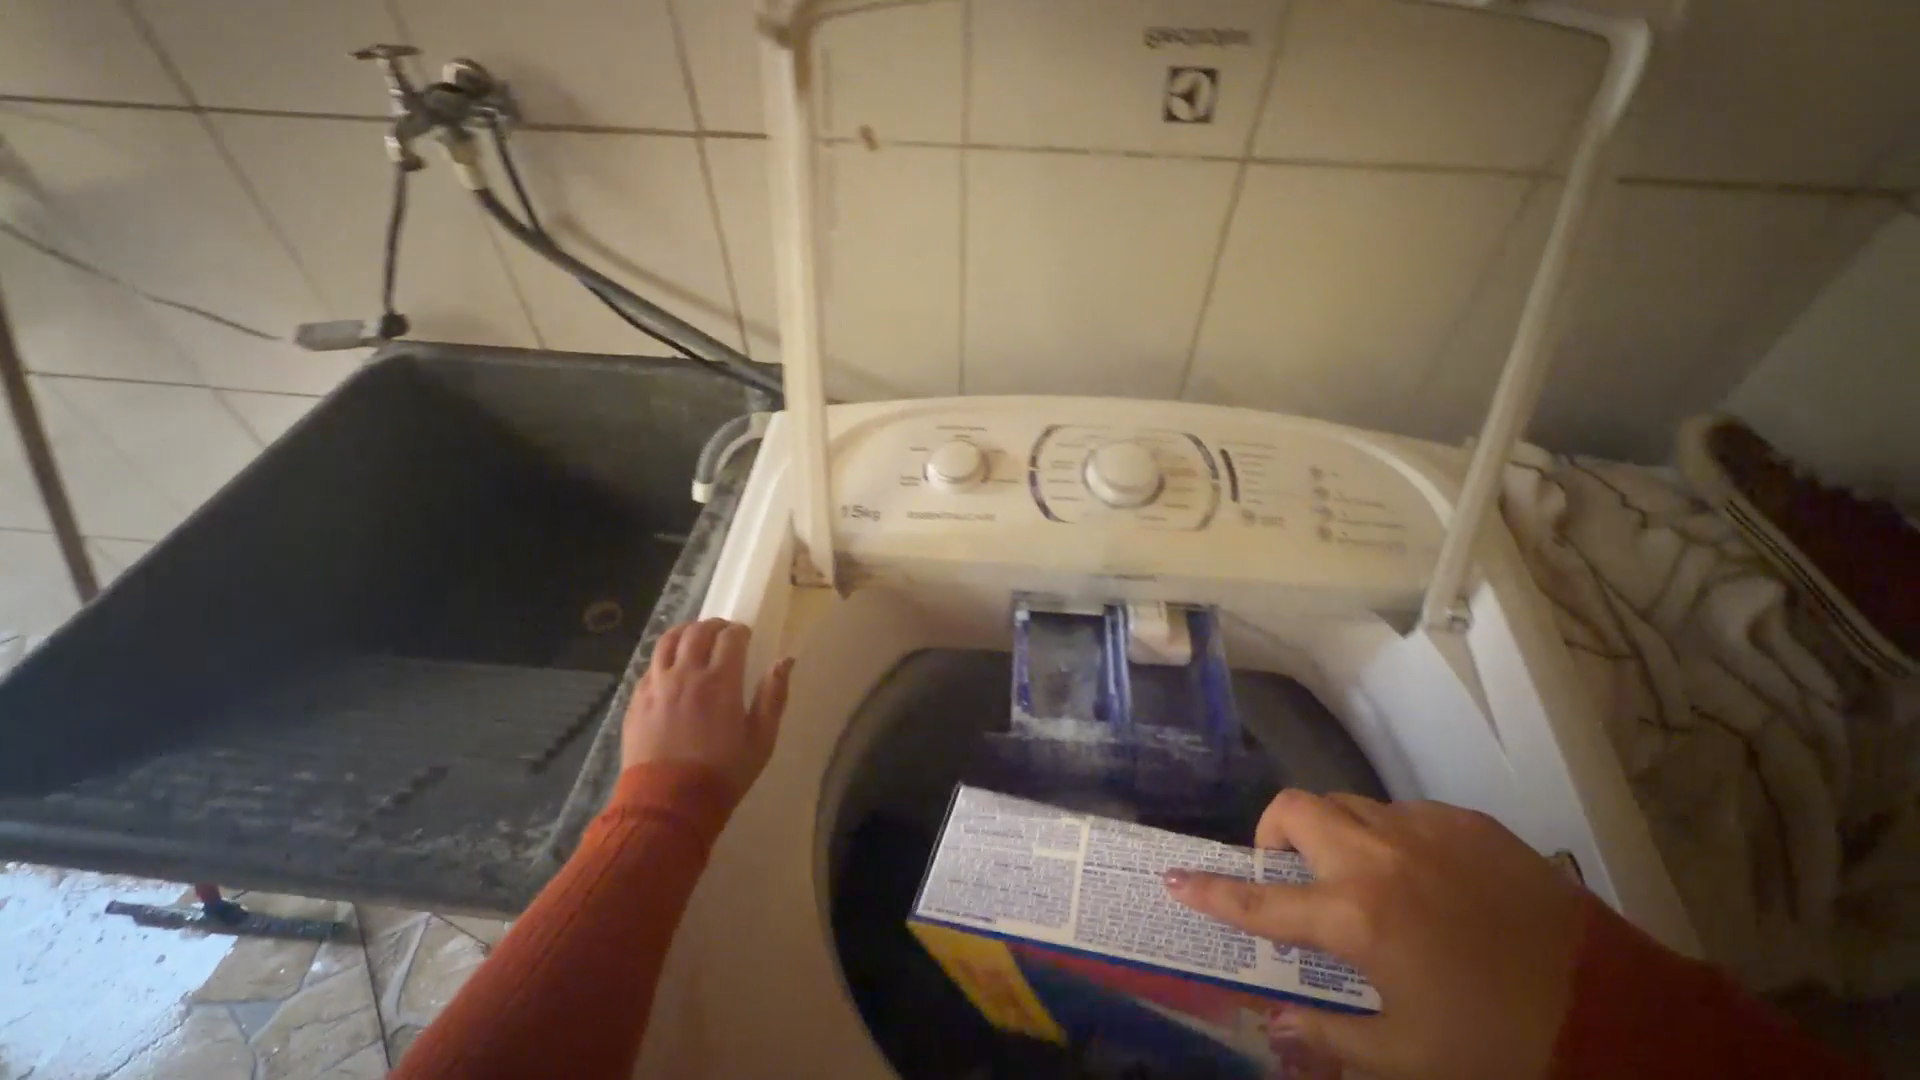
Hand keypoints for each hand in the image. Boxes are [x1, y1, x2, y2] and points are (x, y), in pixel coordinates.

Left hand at [621, 618, 793, 798]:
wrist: (668, 804)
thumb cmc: (723, 772)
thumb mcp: (761, 739)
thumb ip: (773, 695)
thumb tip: (785, 661)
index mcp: (720, 681)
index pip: (730, 637)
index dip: (741, 631)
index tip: (747, 637)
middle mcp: (685, 674)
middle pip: (698, 632)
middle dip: (714, 626)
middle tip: (724, 633)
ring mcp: (656, 686)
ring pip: (667, 641)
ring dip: (685, 632)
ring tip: (694, 638)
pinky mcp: (637, 700)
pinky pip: (650, 666)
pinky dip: (664, 658)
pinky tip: (671, 669)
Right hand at [1164, 791, 1587, 1079]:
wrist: (1620, 1012)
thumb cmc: (1500, 1042)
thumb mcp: (1409, 1059)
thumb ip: (1330, 1040)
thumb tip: (1275, 1026)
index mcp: (1356, 918)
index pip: (1259, 902)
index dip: (1209, 892)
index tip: (1173, 879)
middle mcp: (1377, 858)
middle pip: (1293, 810)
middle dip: (1273, 835)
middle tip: (1291, 875)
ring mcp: (1423, 829)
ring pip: (1345, 803)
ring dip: (1332, 833)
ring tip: (1360, 878)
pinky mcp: (1466, 821)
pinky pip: (1402, 812)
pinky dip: (1389, 836)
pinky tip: (1424, 879)